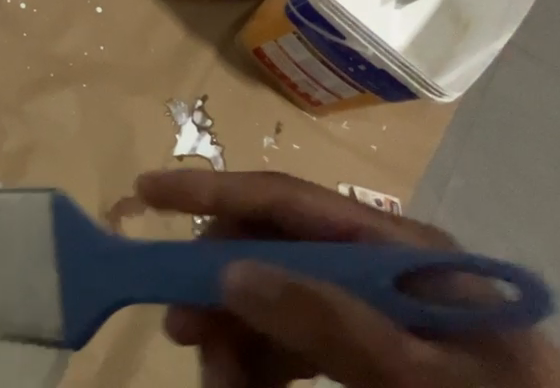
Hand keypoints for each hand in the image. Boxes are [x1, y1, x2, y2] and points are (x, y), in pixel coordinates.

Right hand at [135, 169, 559, 387]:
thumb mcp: (417, 376)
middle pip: (269, 252)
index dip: (208, 190)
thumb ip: (329, 322)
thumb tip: (230, 270)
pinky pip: (298, 339)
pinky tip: (247, 386)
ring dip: (235, 337)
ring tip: (218, 382)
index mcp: (396, 247)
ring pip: (275, 299)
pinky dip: (264, 361)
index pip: (283, 199)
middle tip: (180, 331)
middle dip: (217, 290)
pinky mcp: (376, 347)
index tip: (142, 193)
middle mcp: (377, 263)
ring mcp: (376, 306)